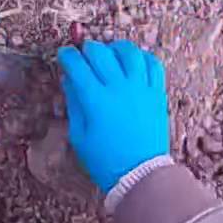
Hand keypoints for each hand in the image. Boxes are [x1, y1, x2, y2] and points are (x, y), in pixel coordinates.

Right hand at [56, 39, 169, 191]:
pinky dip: (142, 57)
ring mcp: (141, 89)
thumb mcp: (80, 136)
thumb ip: (74, 105)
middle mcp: (119, 88)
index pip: (78, 66)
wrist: (141, 174)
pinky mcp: (157, 94)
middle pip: (101, 53)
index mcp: (96, 100)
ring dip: (116, 48)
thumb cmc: (106, 160)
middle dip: (88, 49)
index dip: (68, 56)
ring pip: (129, 53)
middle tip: (84, 54)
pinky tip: (133, 61)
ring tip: (110, 52)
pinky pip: (153, 65)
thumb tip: (69, 80)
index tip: (64, 55)